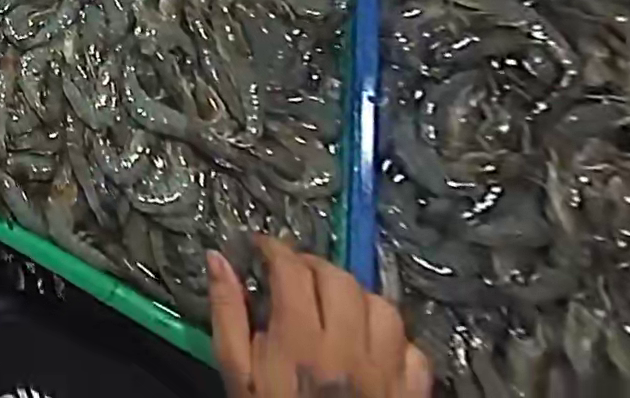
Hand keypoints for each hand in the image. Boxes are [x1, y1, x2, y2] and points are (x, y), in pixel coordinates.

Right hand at [208, 236, 430, 397]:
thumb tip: (217, 257)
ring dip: (353, 294)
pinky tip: (369, 341)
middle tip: (291, 272)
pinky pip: (413, 350)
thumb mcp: (237, 374)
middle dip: (311, 265)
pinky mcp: (412, 397)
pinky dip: (392, 336)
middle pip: (338, 278)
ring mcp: (387, 374)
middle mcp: (348, 348)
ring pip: (381, 306)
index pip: (292, 269)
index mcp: (300, 340)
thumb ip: (226, 312)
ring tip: (331, 301)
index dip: (274, 248)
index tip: (259, 247)